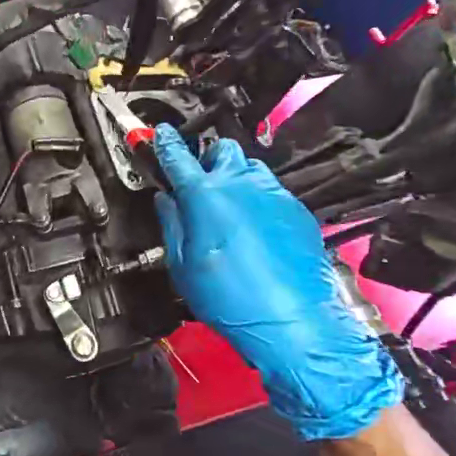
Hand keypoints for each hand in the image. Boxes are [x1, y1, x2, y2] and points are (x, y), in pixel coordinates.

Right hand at [152, 125, 401, 440]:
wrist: (291, 319)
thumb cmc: (233, 299)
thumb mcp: (183, 266)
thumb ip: (171, 224)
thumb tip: (166, 201)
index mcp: (204, 194)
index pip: (177, 155)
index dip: (165, 143)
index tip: (161, 137)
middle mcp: (240, 183)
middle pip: (221, 149)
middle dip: (208, 159)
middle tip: (200, 184)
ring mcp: (271, 191)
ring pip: (249, 167)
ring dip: (235, 179)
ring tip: (229, 209)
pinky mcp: (294, 206)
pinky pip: (271, 190)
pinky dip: (259, 200)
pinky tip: (255, 228)